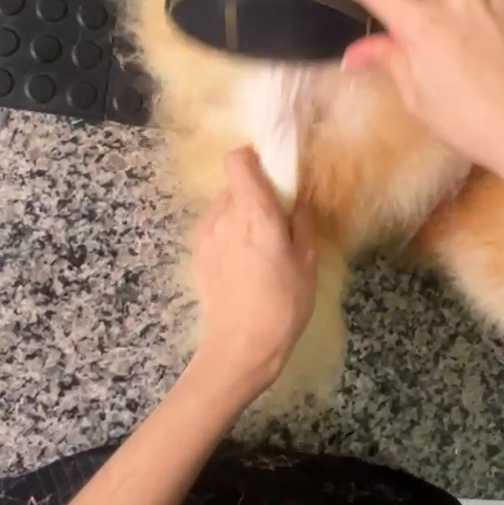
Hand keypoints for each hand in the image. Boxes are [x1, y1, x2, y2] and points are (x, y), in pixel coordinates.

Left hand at [188, 148, 318, 395]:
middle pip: (233, 185)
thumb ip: (302, 222)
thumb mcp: (308, 262)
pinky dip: (228, 235)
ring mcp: (204, 235)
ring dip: (240, 216)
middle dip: (254, 194)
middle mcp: (222, 216)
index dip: (253, 158)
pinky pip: (214, 229)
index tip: (272, 171)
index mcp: (252, 212)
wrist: (240, 346)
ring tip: (259, 248)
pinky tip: (243, 264)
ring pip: (223, 208)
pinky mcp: (196, 254)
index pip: (237, 160)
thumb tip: (298, 202)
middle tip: (275, 220)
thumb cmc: (283, 303)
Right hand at [342, 0, 503, 179]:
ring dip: (456, 15)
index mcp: (421, 23)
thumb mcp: (417, 100)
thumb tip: (354, 51)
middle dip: (413, 9)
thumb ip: (388, 61)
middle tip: (424, 46)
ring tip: (473, 55)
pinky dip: (494, 20)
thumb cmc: (470, 125)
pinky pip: (500, 2)